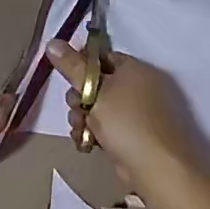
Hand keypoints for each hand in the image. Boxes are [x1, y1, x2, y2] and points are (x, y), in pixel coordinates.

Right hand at [44, 42, 199, 181]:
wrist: (157, 166)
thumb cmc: (125, 121)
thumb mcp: (93, 89)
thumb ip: (72, 66)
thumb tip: (52, 41)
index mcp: (134, 68)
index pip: (102, 56)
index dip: (81, 66)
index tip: (67, 78)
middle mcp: (139, 86)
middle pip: (96, 83)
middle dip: (79, 98)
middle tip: (77, 109)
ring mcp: (138, 112)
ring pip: (98, 108)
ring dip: (83, 118)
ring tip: (82, 131)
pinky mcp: (134, 134)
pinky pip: (107, 126)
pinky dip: (95, 132)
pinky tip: (86, 142)